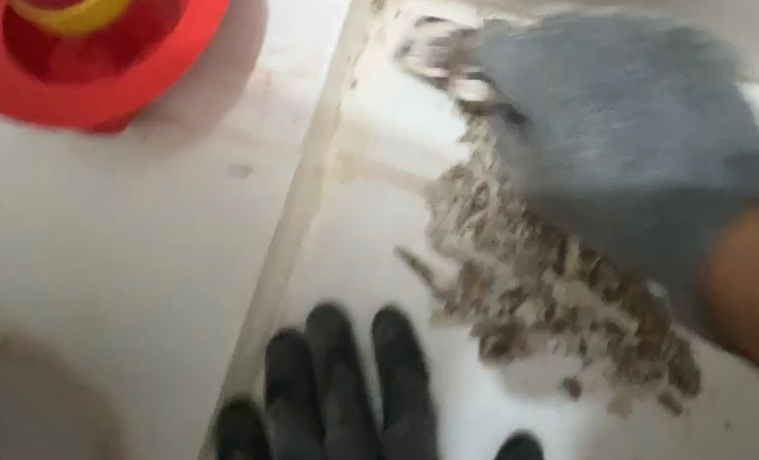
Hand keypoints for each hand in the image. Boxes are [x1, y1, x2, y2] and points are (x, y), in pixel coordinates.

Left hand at [214, 303, 540, 459]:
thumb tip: (528, 439)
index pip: (405, 404)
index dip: (396, 356)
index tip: (384, 313)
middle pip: (342, 404)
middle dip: (333, 355)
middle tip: (319, 312)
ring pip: (291, 429)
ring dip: (284, 385)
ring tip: (277, 344)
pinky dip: (236, 446)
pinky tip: (230, 415)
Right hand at [477, 9, 758, 330]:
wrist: (719, 211)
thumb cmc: (613, 203)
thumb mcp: (536, 185)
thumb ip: (508, 132)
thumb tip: (508, 107)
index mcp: (535, 63)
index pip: (494, 38)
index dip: (500, 66)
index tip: (513, 93)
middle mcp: (581, 29)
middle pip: (550, 31)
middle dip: (552, 63)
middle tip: (573, 111)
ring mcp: (638, 27)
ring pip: (601, 32)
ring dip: (600, 59)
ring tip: (625, 108)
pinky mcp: (686, 37)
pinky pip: (650, 41)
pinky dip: (647, 64)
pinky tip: (666, 104)